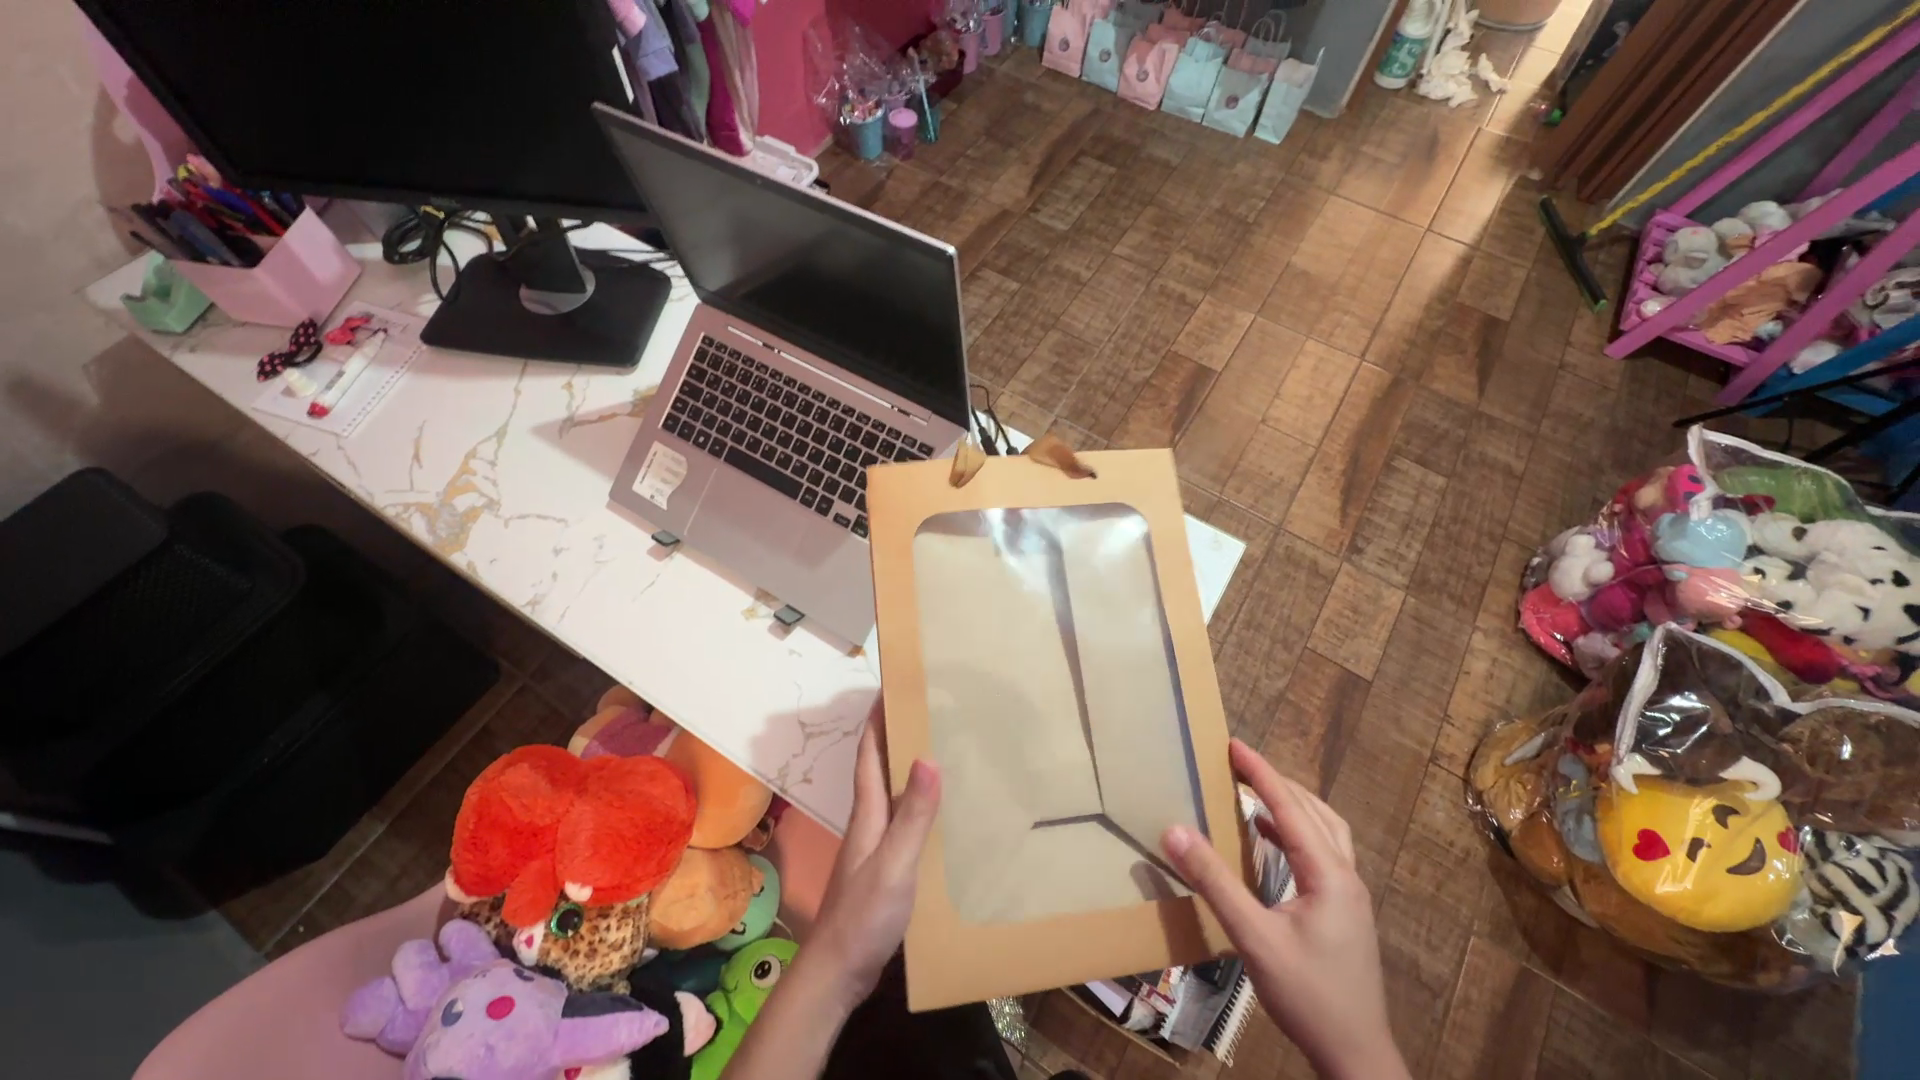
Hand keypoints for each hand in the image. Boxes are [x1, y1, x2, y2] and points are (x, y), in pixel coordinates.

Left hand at [806, 704, 941, 1010]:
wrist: (838, 970)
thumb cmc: (864, 915)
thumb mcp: (895, 864)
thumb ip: (912, 816)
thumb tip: (927, 757)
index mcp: (868, 813)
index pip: (870, 752)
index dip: (878, 718)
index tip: (892, 684)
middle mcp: (869, 821)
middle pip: (879, 766)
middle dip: (895, 733)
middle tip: (926, 707)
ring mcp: (875, 845)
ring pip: (891, 793)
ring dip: (907, 766)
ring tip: (939, 746)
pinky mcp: (885, 866)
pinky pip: (902, 820)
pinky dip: (917, 803)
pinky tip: (938, 811)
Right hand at [1161, 740, 1408, 1079]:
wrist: (1355, 1054)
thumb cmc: (1307, 993)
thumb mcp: (1254, 938)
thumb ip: (1215, 882)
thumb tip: (1176, 831)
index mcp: (1330, 874)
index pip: (1291, 807)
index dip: (1261, 773)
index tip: (1233, 745)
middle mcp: (1346, 876)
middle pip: (1316, 812)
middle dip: (1278, 783)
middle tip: (1240, 765)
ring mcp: (1350, 896)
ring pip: (1326, 832)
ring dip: (1292, 808)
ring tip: (1255, 797)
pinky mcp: (1344, 913)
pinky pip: (1322, 855)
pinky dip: (1296, 836)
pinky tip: (1271, 845)